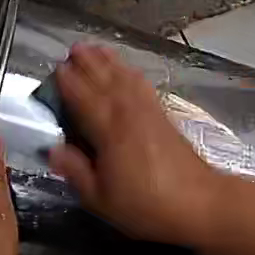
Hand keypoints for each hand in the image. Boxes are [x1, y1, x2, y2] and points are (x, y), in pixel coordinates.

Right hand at [48, 42, 230, 247]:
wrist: (201, 204)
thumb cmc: (147, 205)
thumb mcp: (101, 198)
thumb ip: (75, 171)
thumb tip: (53, 150)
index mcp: (109, 131)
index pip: (83, 99)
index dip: (68, 83)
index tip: (55, 69)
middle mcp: (128, 113)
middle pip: (104, 80)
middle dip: (87, 64)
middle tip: (72, 49)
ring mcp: (148, 111)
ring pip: (124, 78)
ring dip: (108, 62)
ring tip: (94, 48)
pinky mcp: (163, 115)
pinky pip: (142, 85)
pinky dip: (131, 73)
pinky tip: (127, 69)